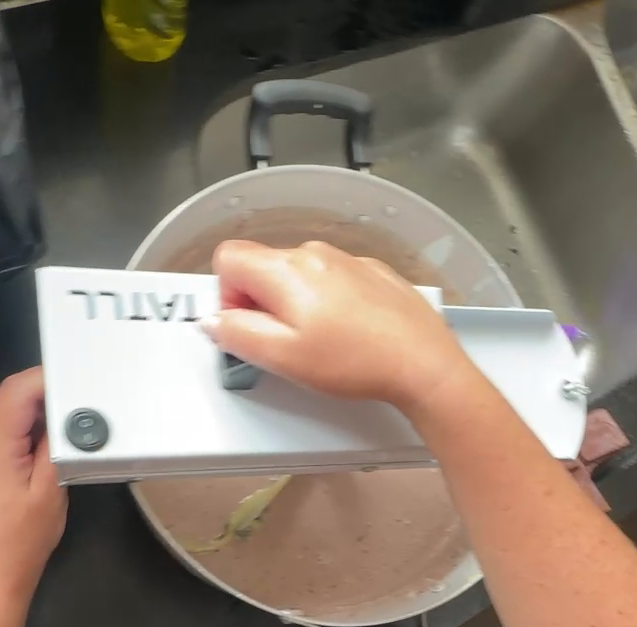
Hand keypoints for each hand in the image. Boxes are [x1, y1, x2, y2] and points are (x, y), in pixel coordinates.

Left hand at [0, 368, 66, 600]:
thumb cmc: (24, 534)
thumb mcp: (51, 486)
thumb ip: (57, 444)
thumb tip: (67, 416)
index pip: (17, 391)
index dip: (47, 378)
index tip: (81, 378)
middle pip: (9, 396)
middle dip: (45, 389)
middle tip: (84, 393)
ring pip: (7, 411)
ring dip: (38, 408)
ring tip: (75, 414)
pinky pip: (6, 429)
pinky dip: (30, 424)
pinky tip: (54, 436)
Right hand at [201, 239, 476, 412]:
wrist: (422, 363)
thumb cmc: (358, 361)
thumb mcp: (283, 358)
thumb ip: (237, 335)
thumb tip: (214, 322)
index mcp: (286, 269)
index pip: (227, 259)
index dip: (227, 297)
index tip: (247, 327)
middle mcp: (315, 253)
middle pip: (263, 267)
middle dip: (262, 304)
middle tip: (285, 344)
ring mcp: (347, 261)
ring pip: (299, 275)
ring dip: (297, 306)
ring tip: (321, 344)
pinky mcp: (372, 274)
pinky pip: (333, 282)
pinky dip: (329, 305)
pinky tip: (347, 336)